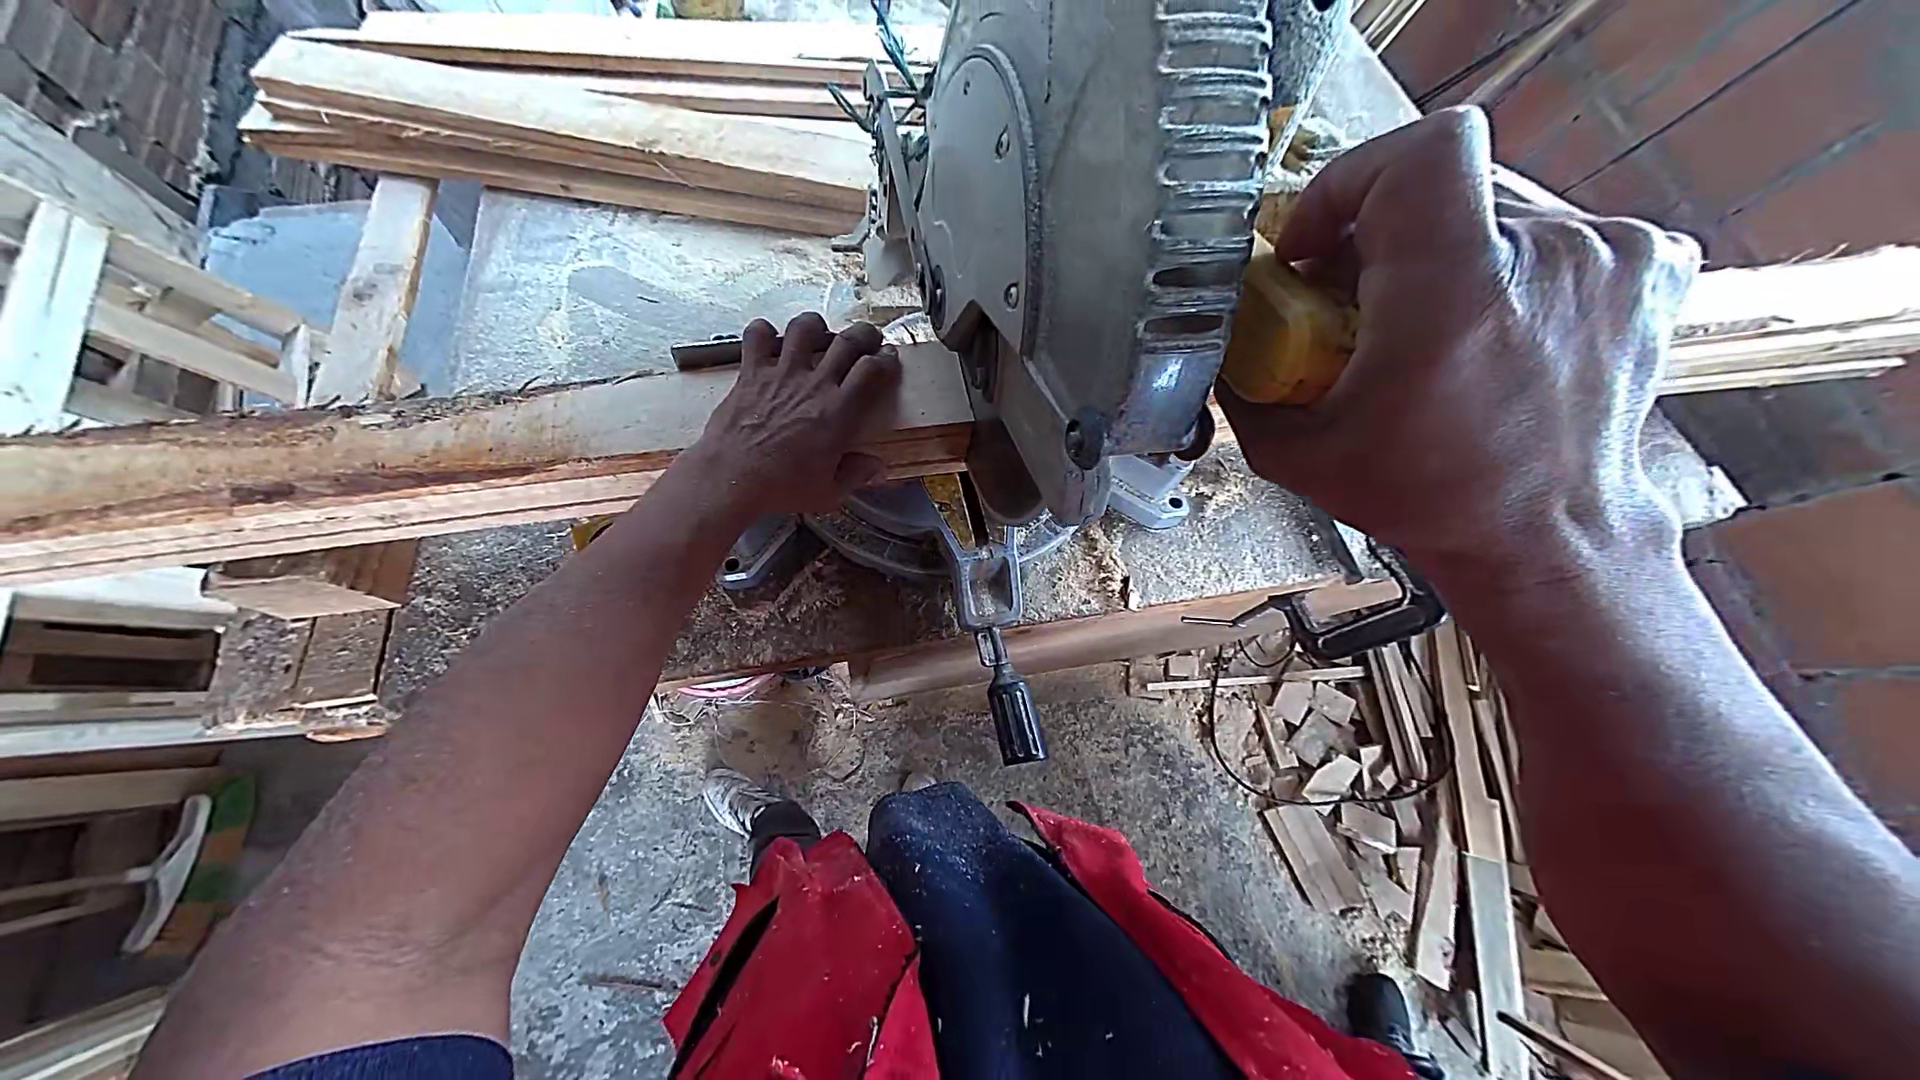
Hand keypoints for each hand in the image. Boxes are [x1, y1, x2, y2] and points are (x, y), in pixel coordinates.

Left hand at [680, 313, 901, 517]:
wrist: (732, 478)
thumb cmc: (781, 487)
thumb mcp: (829, 491)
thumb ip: (856, 475)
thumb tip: (878, 468)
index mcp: (839, 413)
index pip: (872, 371)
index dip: (885, 360)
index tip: (888, 359)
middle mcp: (813, 386)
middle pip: (847, 342)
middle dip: (863, 334)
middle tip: (867, 338)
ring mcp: (781, 375)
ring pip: (804, 328)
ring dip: (816, 325)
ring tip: (819, 332)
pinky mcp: (751, 373)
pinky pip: (757, 336)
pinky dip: (764, 332)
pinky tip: (769, 340)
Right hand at [1218, 108, 1701, 589]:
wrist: (1543, 533)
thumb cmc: (1432, 498)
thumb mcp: (1297, 454)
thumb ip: (1246, 391)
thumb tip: (1227, 347)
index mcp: (1452, 299)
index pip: (1412, 156)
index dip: (1344, 186)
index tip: (1313, 248)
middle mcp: (1544, 260)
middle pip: (1432, 188)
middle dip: (1369, 240)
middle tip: (1344, 306)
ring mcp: (1605, 256)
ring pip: (1481, 210)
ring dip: (1429, 256)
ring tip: (1410, 325)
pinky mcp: (1640, 265)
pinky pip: (1538, 231)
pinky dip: (1491, 266)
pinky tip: (1474, 324)